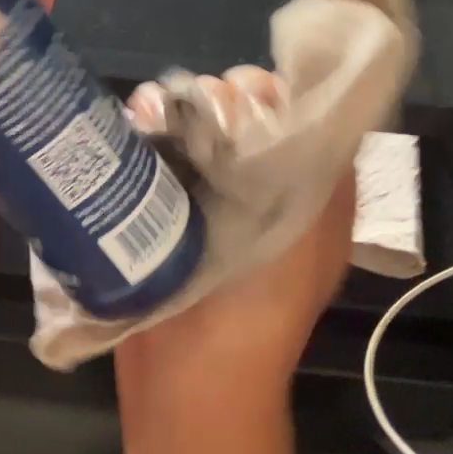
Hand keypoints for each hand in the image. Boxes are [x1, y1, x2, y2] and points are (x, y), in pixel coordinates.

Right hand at [114, 69, 354, 453]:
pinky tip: (136, 121)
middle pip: (229, 103)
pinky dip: (139, 119)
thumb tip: (289, 88)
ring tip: (158, 118)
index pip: (285, 106)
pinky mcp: (147, 190)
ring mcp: (194, 181)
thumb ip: (316, 156)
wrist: (192, 365)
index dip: (266, 90)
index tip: (246, 99)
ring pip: (183, 114)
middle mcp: (248, 175)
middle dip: (213, 96)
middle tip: (202, 118)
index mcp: (298, 181)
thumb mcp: (314, 227)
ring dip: (171, 104)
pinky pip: (143, 135)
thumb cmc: (262, 298)